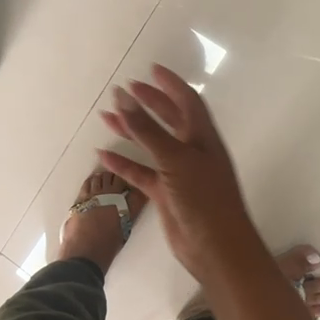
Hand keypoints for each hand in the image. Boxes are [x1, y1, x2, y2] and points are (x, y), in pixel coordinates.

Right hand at [98, 65, 257, 284]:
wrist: (216, 250)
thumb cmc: (204, 199)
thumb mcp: (175, 159)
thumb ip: (147, 128)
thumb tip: (122, 95)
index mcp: (203, 138)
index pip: (188, 101)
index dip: (171, 84)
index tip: (151, 69)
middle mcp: (192, 151)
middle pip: (169, 119)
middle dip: (149, 103)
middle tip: (126, 88)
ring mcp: (179, 173)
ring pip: (152, 144)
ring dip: (132, 130)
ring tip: (107, 116)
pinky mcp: (166, 194)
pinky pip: (141, 172)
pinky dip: (123, 163)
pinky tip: (103, 156)